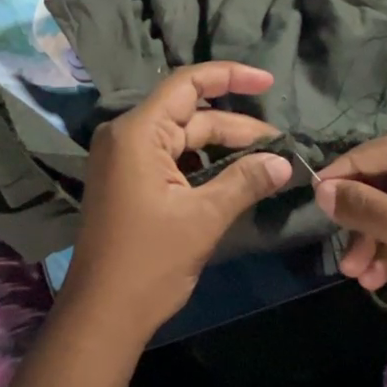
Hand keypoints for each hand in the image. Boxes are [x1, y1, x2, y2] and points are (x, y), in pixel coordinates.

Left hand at [61, 63, 294, 335]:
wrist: (103, 310)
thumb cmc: (150, 261)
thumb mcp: (203, 218)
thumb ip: (244, 182)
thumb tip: (283, 162)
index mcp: (137, 132)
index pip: (186, 85)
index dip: (229, 76)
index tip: (268, 82)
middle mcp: (126, 135)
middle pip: (188, 114)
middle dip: (235, 126)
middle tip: (281, 144)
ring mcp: (123, 157)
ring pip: (181, 138)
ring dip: (221, 146)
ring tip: (266, 159)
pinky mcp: (127, 179)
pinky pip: (169, 157)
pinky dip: (201, 162)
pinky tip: (234, 174)